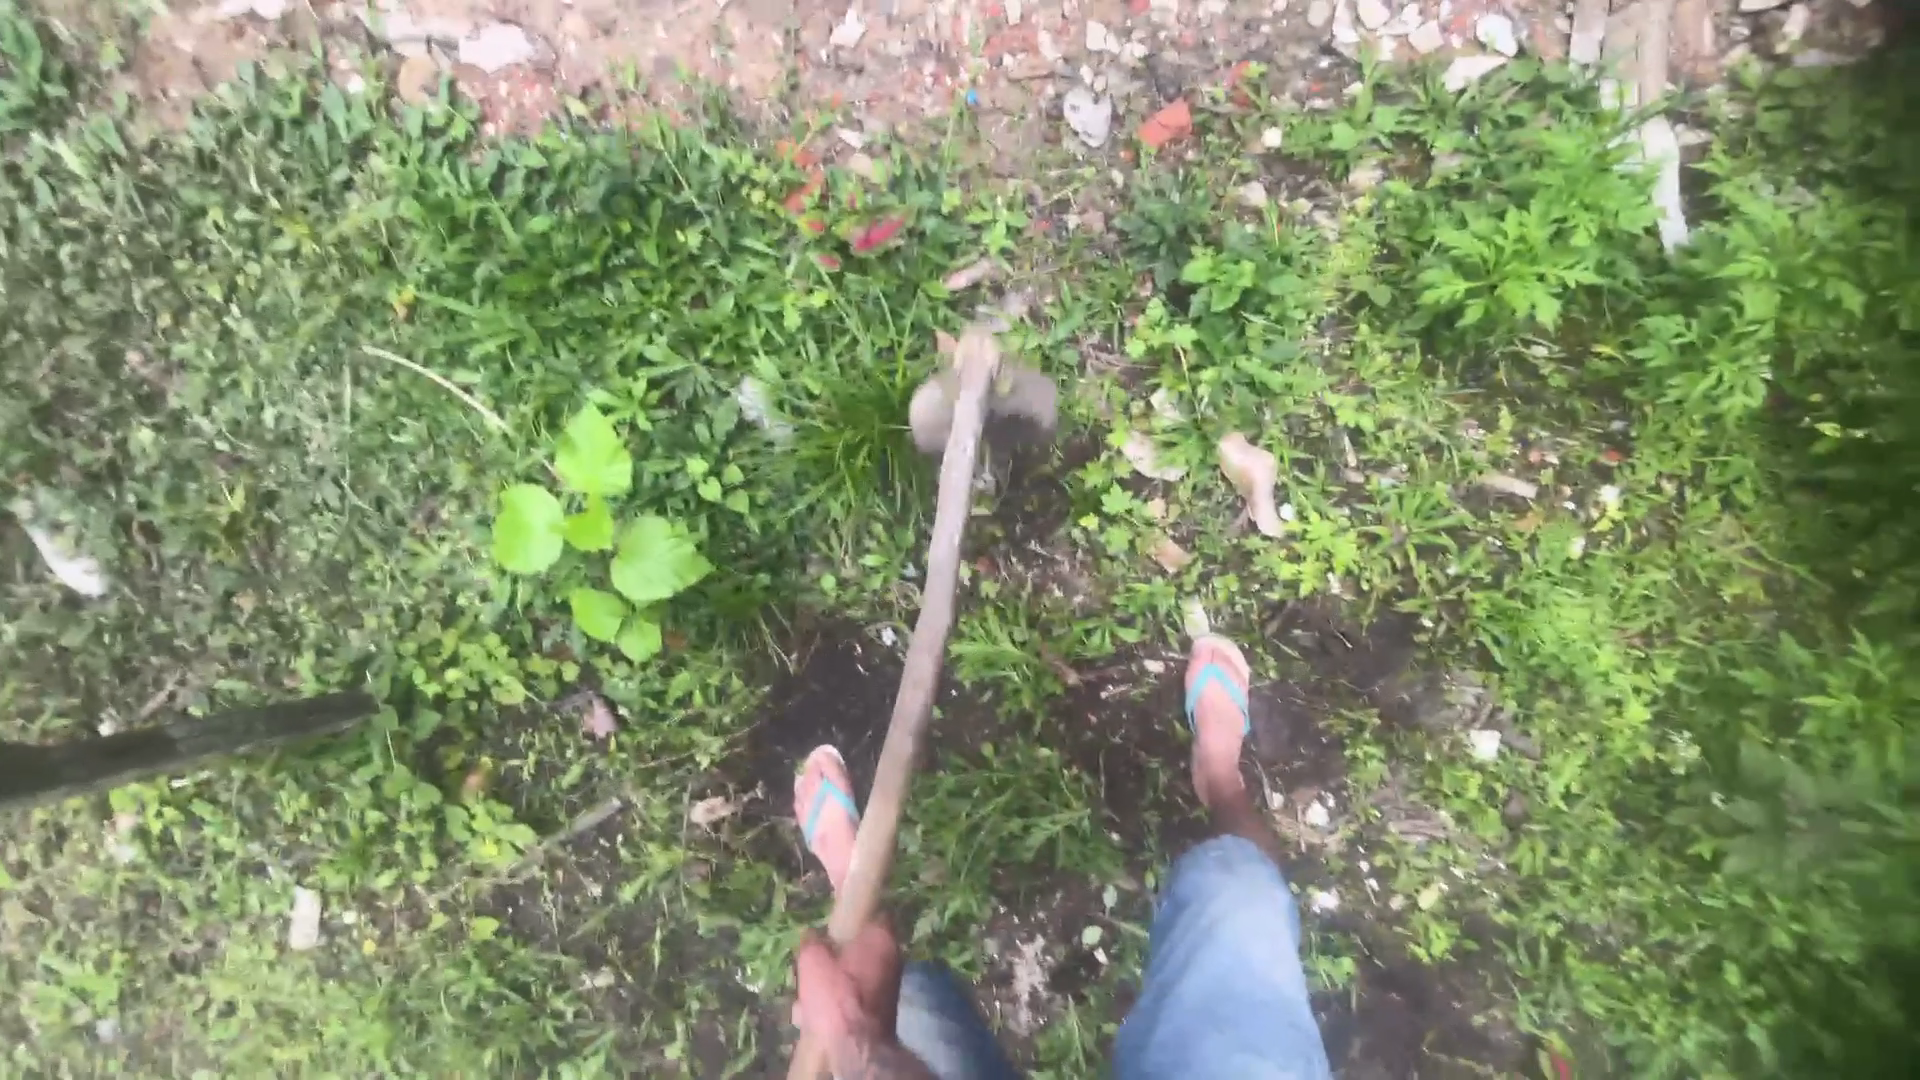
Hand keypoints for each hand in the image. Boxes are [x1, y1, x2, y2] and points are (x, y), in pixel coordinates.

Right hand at [795, 922, 932, 1078]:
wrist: (858, 1049)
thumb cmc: (838, 997)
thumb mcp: (813, 962)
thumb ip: (811, 942)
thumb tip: (810, 933)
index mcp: (882, 935)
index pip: (872, 910)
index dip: (852, 912)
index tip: (835, 917)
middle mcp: (893, 955)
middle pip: (860, 945)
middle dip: (835, 955)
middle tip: (814, 963)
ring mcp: (890, 983)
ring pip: (855, 973)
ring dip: (832, 982)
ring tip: (805, 998)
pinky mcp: (882, 1008)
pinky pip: (857, 996)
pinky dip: (839, 1001)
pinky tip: (815, 1016)